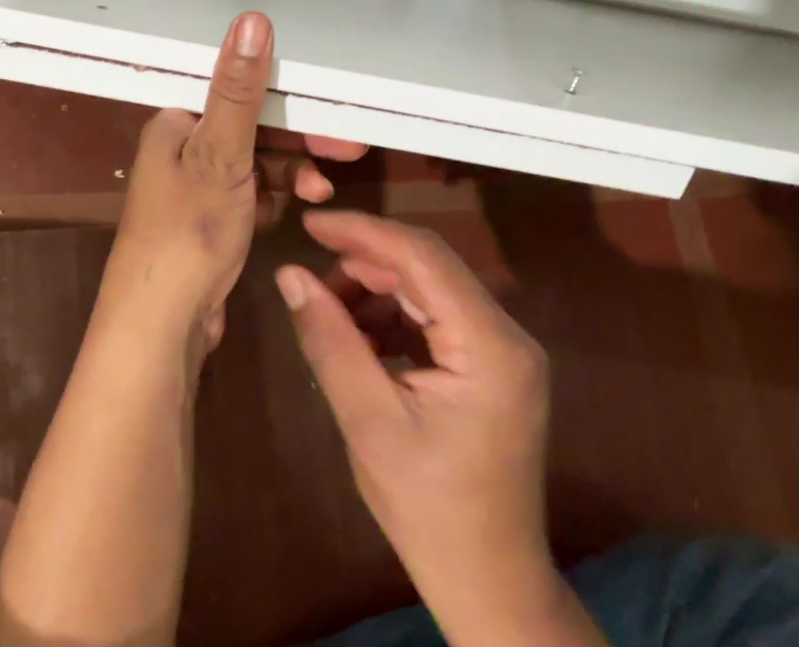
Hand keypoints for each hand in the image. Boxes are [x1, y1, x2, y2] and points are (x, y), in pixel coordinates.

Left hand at [98, 12, 364, 355]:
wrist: (162, 320)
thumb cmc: (187, 230)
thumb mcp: (220, 154)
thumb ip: (239, 90)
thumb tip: (251, 18)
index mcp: (174, 124)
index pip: (236, 93)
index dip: (286, 98)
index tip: (333, 112)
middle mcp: (179, 151)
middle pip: (250, 130)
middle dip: (298, 140)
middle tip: (350, 148)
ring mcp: (193, 191)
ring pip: (253, 166)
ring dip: (289, 174)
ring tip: (319, 193)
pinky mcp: (207, 224)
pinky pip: (248, 198)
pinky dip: (271, 200)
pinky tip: (288, 214)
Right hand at [277, 212, 602, 645]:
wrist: (485, 576)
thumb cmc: (426, 505)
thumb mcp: (366, 419)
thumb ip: (329, 339)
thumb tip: (290, 275)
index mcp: (490, 347)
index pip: (424, 259)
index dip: (363, 232)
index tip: (309, 222)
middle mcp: (508, 336)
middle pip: (429, 269)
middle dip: (364, 265)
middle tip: (308, 284)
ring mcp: (504, 352)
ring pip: (430, 290)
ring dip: (375, 293)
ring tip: (328, 319)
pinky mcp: (491, 367)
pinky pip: (436, 319)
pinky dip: (392, 318)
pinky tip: (357, 341)